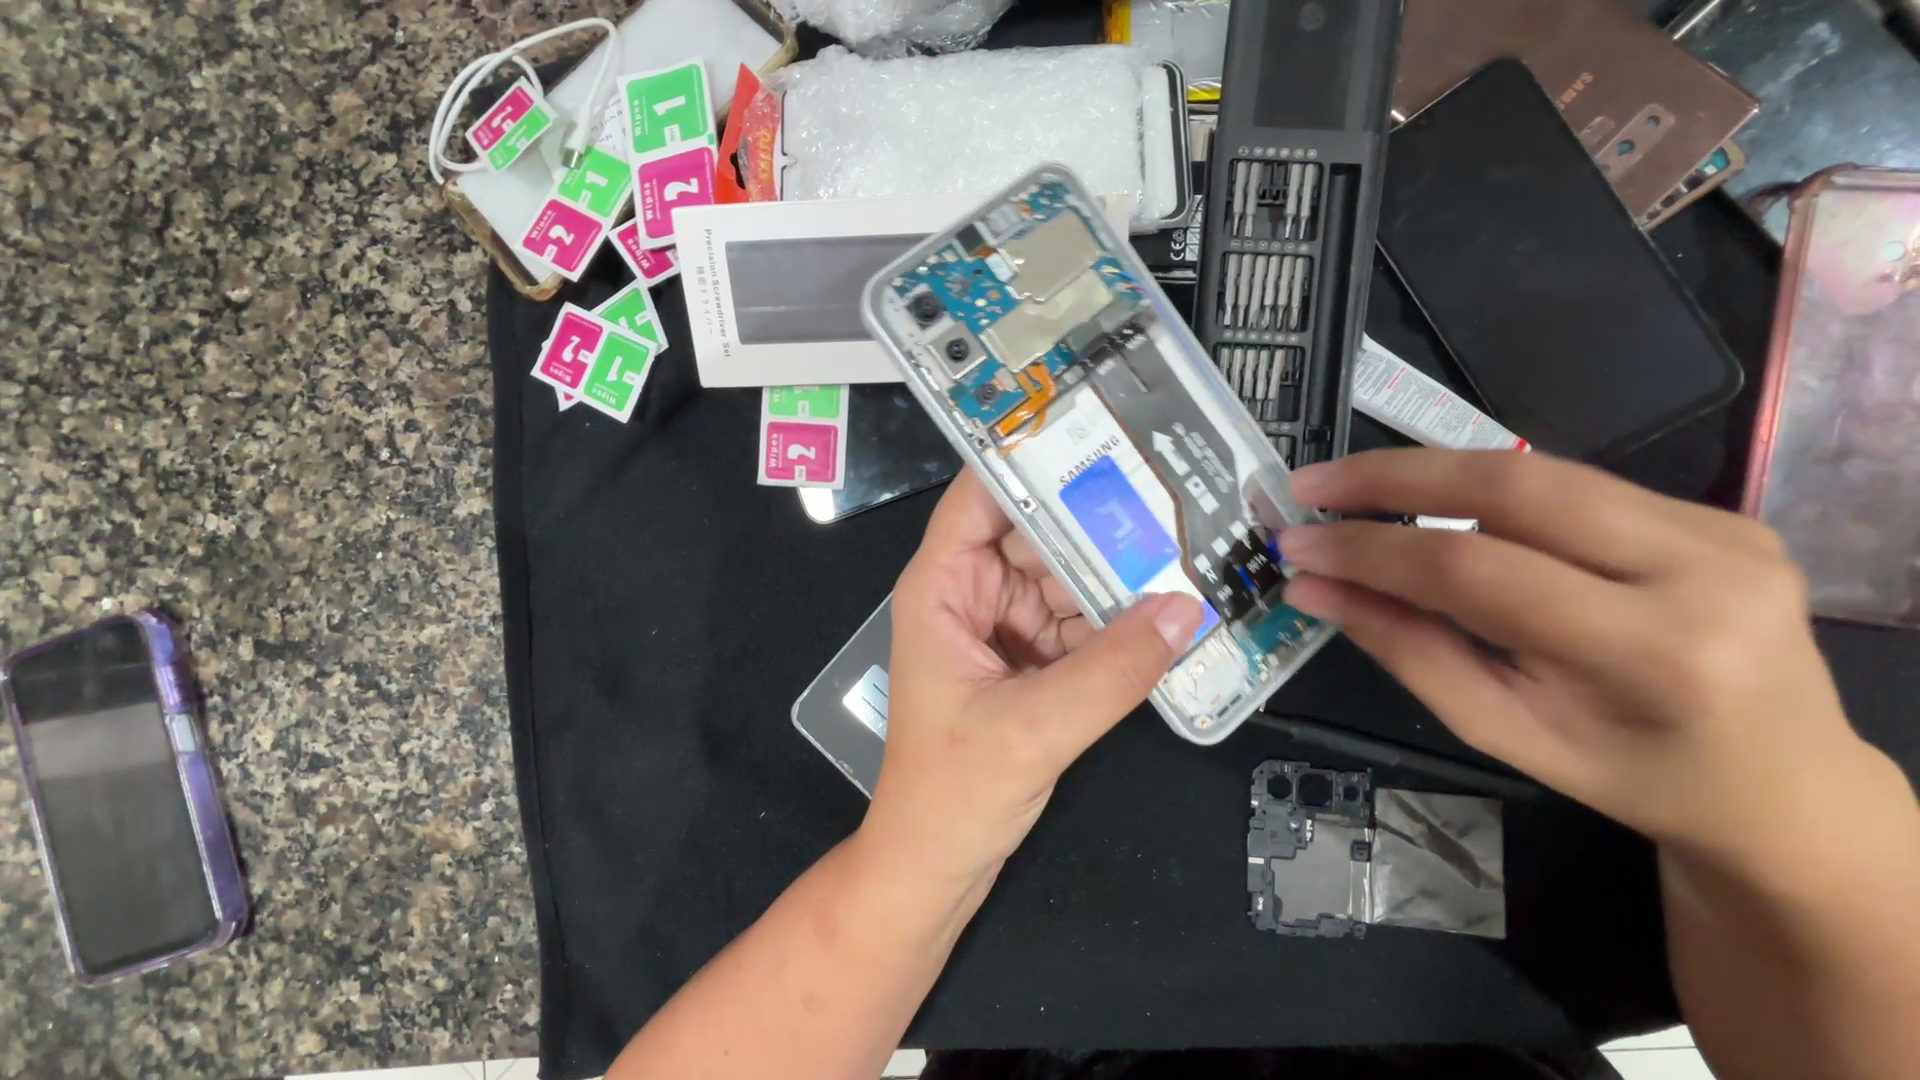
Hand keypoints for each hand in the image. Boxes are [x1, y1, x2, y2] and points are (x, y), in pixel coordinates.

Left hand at [860, 468, 1205, 884]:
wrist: (938, 862)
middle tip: (1170, 495)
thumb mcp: (1034, 727)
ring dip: (1116, 572)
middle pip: (1037, 534)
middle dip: (1098, 521)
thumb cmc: (952, 791)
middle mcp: (972, 596)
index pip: (980, 497)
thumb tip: (1186, 610)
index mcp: (942, 589)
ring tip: (1185, 548)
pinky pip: (1080, 622)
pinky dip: (1117, 620)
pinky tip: (1166, 611)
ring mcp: (1004, 628)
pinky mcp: (1031, 662)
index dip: (1029, 459)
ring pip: (1066, 578)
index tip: (1092, 430)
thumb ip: (1112, 670)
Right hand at [1277, 448, 1895, 867]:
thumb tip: (1313, 587)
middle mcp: (1702, 569)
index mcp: (1652, 654)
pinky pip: (1568, 483)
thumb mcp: (1503, 731)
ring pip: (1536, 470)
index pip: (1475, 570)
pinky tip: (1432, 502)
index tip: (1295, 543)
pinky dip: (1481, 488)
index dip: (1370, 548)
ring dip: (1429, 471)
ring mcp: (1720, 527)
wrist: (1781, 781)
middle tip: (1311, 486)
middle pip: (1511, 487)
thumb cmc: (1628, 774)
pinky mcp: (1715, 509)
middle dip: (1392, 476)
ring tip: (1351, 486)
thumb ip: (1406, 650)